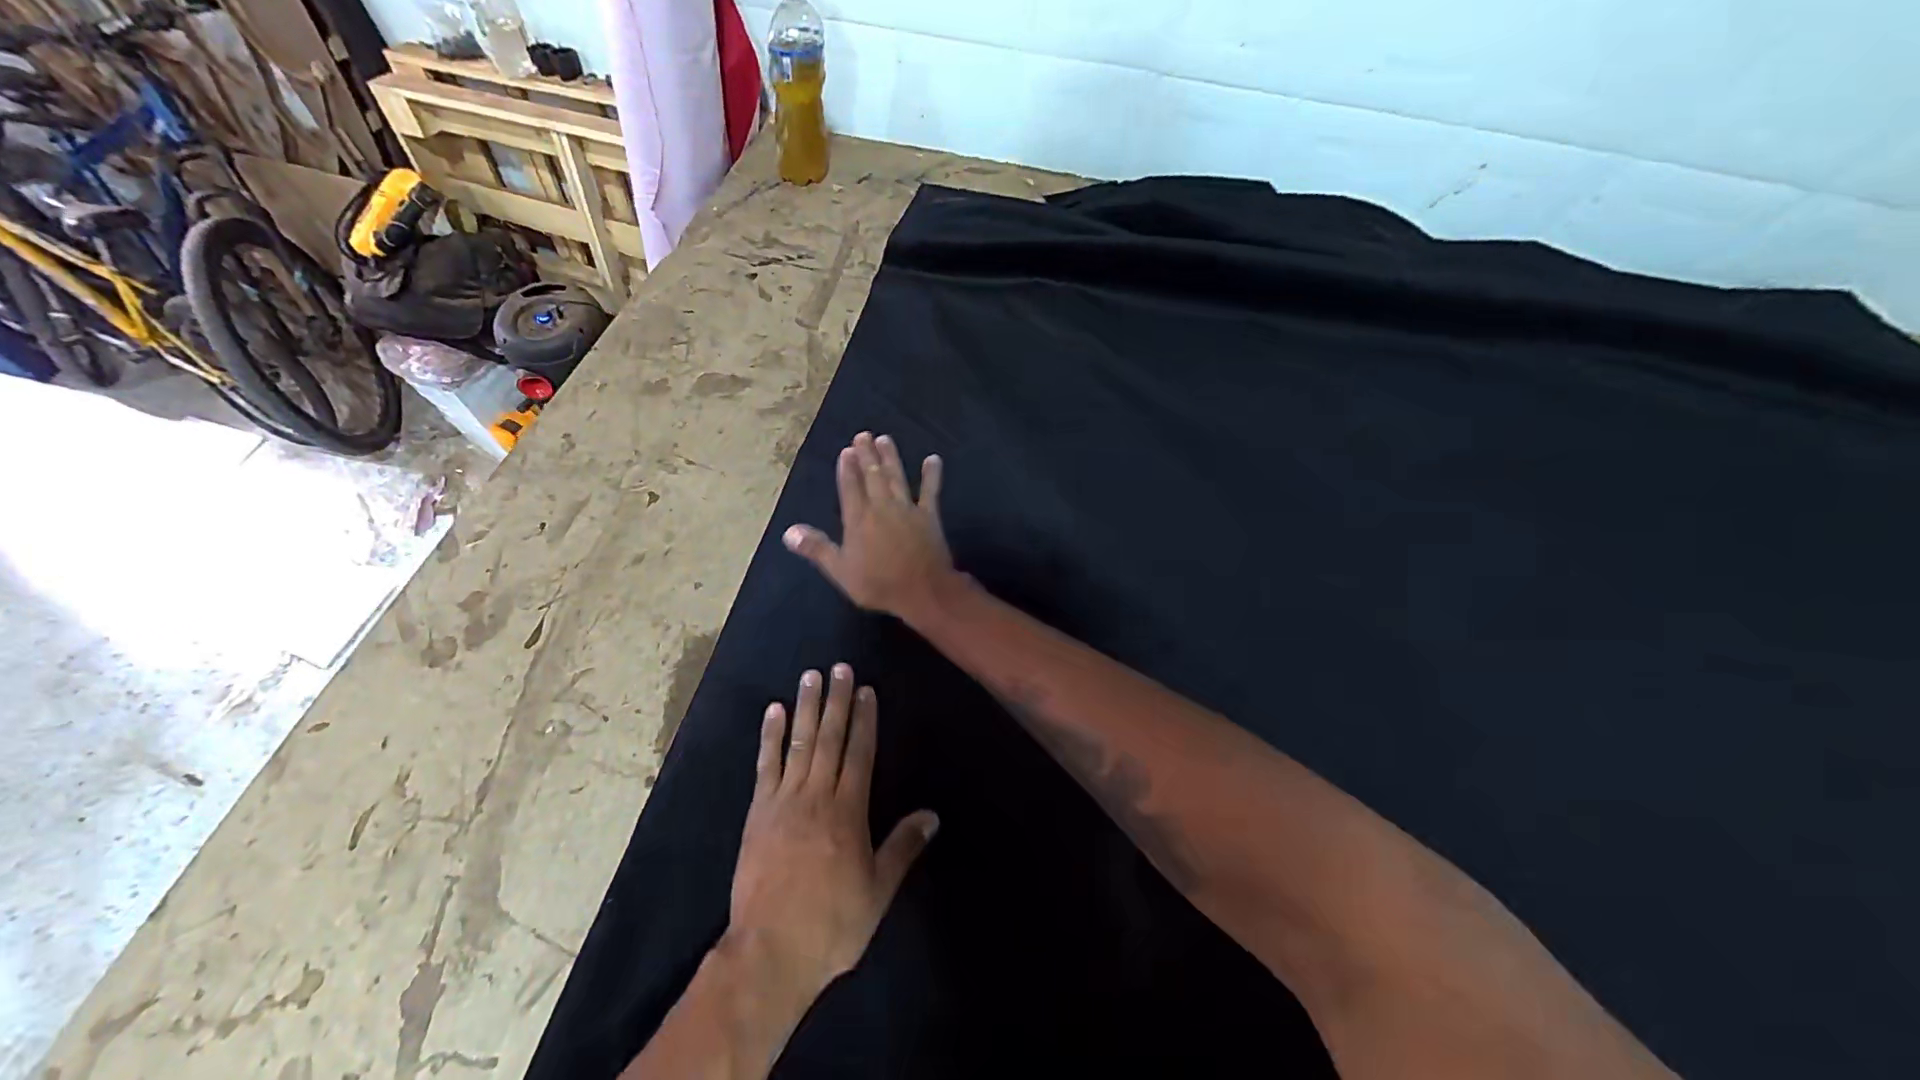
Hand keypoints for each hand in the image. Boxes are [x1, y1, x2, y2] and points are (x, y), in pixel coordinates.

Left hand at [725, 663, 938, 998]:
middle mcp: (816, 797)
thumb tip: (932, 814)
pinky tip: (774, 712)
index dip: (865, 720)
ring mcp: (783, 802)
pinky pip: (765, 765)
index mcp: (848, 812)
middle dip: (837, 701)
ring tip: (811, 676)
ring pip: (799, 744)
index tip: (866, 690)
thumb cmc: (832, 924)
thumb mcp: (878, 891)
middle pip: (829, 739)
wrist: (769, 951)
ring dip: (806, 707)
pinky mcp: (758, 813)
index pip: (860, 754)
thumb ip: (903, 847)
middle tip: (840, 668)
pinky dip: (770, 736)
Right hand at [784, 432, 955, 621]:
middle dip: (867, 455)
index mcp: (858, 519)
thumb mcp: (840, 570)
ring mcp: (907, 509)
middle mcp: (881, 507)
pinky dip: (931, 475)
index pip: (850, 487)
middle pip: (872, 476)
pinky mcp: (929, 516)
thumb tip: (788, 532)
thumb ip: (816, 548)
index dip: (848, 468)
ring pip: (896, 477)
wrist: (923, 590)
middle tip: (864, 435)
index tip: (847, 450)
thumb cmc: (878, 584)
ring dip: (890, 458)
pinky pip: (930, 491)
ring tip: (885, 439)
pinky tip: (933, 459)